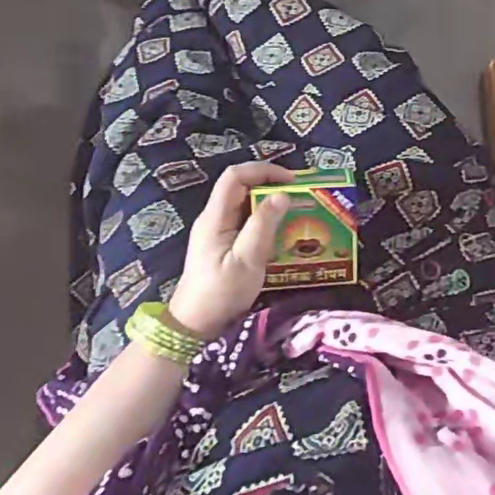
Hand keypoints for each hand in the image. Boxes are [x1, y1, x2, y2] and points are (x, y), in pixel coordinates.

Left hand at [167, 162, 295, 339]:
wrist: (195, 324)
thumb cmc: (221, 292)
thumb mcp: (247, 259)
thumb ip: (264, 225)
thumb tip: (283, 195)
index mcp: (215, 217)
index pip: (235, 176)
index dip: (263, 170)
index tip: (291, 180)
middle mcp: (213, 218)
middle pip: (240, 187)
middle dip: (270, 185)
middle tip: (299, 196)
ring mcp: (216, 231)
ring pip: (244, 204)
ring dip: (269, 203)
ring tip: (295, 213)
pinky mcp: (222, 244)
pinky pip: (244, 221)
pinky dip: (263, 220)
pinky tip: (280, 234)